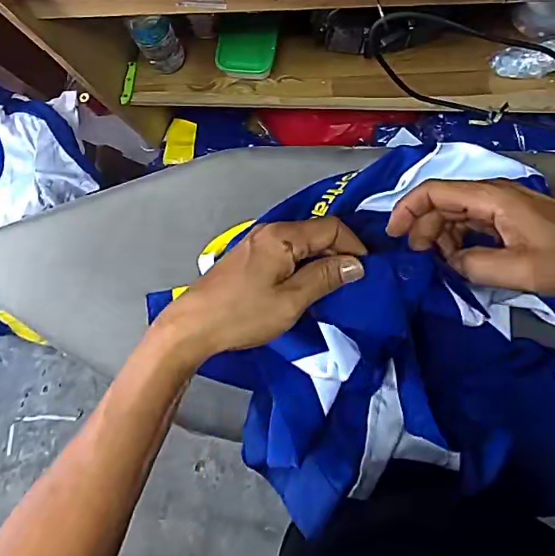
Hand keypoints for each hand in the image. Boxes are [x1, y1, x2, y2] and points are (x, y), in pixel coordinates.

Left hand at [149, 217, 366, 366]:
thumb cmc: (242, 314)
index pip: (332, 227)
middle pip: (317, 231)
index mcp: (282, 235)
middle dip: (339, 252)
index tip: (365, 271)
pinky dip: (304, 263)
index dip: (354, 246)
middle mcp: (270, 230)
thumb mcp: (291, 300)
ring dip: (321, 259)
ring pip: (302, 242)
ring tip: (334, 284)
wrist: (190, 328)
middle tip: (352, 280)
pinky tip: (307, 283)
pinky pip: (287, 251)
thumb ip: (325, 277)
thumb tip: (356, 264)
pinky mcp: (250, 256)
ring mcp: (258, 242)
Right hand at [385, 179, 554, 307]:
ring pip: (460, 212)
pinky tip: (462, 261)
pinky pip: (478, 222)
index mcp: (493, 197)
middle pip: (444, 201)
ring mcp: (508, 204)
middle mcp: (497, 193)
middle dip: (423, 227)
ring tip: (439, 265)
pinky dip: (462, 239)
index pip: (436, 191)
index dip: (407, 209)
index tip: (392, 236)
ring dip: (443, 235)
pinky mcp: (517, 217)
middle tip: (417, 261)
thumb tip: (448, 264)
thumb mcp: (520, 271)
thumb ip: (474, 267)